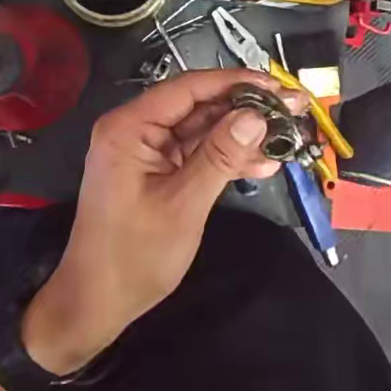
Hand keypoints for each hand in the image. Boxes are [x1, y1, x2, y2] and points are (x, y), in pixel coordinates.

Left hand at [22, 69, 302, 372]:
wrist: (97, 306)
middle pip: (202, 105)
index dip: (237, 83)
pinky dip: (231, 157)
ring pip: (207, 128)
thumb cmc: (133, 256)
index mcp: (130, 127)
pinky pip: (202, 151)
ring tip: (288, 136)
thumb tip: (256, 115)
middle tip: (293, 109)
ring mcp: (151, 150)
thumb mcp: (183, 204)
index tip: (278, 88)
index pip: (189, 88)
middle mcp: (139, 129)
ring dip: (245, 134)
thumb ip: (221, 155)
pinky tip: (265, 164)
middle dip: (248, 108)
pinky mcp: (163, 169)